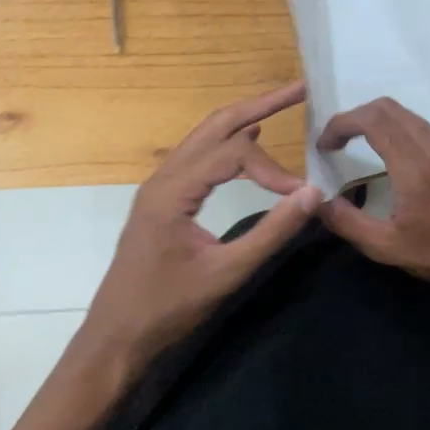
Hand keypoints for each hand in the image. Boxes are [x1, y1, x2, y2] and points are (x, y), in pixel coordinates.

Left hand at [81, 81, 321, 368]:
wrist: (114, 339)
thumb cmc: (167, 308)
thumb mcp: (226, 274)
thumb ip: (272, 232)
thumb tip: (314, 193)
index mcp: (173, 191)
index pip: (234, 154)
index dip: (274, 169)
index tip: (301, 194)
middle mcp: (163, 178)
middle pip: (216, 125)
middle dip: (260, 104)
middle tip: (300, 89)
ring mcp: (160, 186)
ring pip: (206, 135)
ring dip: (245, 116)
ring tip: (283, 102)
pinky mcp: (164, 199)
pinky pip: (200, 154)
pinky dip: (230, 139)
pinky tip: (250, 137)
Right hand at [317, 98, 429, 301]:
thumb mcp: (386, 247)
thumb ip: (346, 222)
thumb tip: (319, 201)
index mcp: (416, 168)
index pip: (374, 120)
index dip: (342, 123)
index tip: (325, 145)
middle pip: (390, 108)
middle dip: (357, 117)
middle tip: (337, 141)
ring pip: (410, 116)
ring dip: (380, 122)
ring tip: (358, 145)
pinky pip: (426, 128)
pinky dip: (401, 130)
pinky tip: (392, 154)